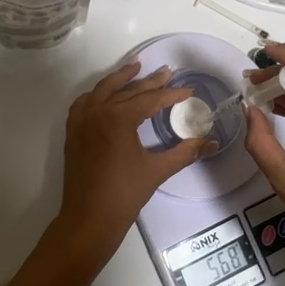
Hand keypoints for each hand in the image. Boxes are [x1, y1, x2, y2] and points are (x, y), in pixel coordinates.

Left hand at [55, 61, 213, 259]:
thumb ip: (185, 152)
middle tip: (168, 71)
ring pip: (103, 90)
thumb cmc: (124, 195)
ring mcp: (81, 120)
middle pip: (128, 90)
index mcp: (118, 118)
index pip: (150, 99)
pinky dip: (97, 94)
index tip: (189, 91)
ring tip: (136, 66)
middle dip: (150, 81)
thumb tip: (211, 142)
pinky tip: (106, 94)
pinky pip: (84, 103)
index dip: (172, 94)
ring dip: (121, 79)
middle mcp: (98, 112)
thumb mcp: (157, 170)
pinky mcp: (73, 131)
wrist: (88, 219)